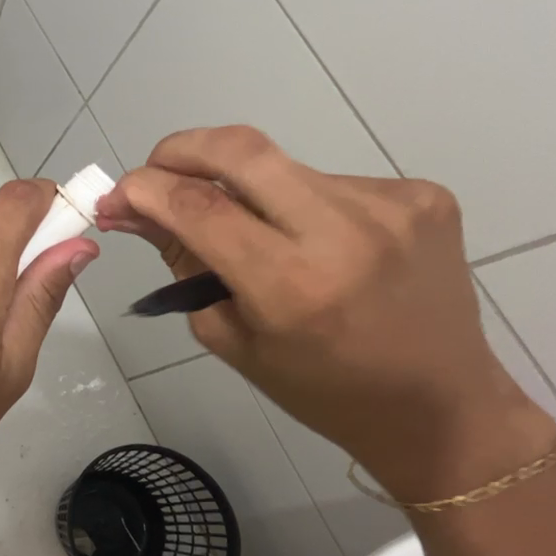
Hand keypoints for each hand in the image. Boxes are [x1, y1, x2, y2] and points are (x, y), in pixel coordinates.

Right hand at [97, 126, 555, 500]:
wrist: (441, 406)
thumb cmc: (319, 389)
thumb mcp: (229, 334)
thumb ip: (182, 261)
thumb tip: (133, 209)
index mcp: (291, 285)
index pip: (197, 206)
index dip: (143, 189)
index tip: (115, 197)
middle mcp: (345, 232)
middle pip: (239, 149)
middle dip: (178, 150)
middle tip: (156, 172)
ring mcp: (392, 206)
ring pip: (283, 166)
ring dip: (243, 187)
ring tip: (251, 230)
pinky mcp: (422, 196)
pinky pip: (329, 180)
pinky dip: (298, 201)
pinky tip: (313, 240)